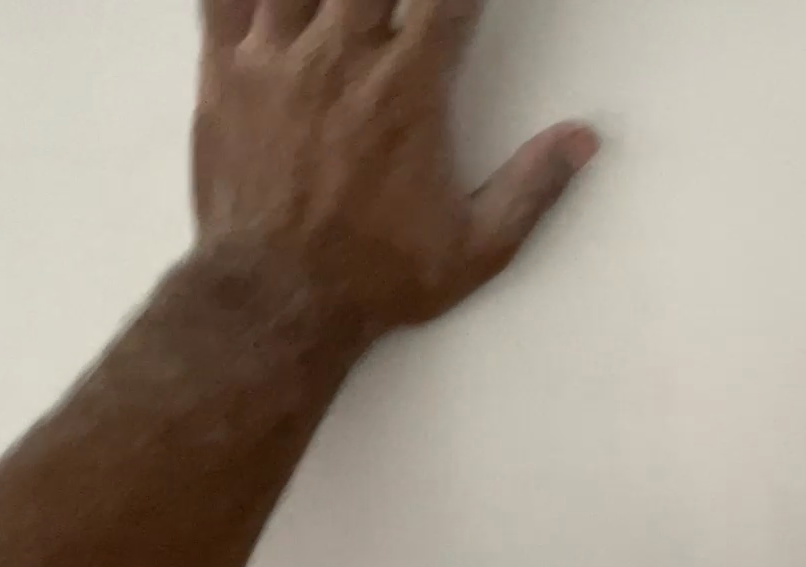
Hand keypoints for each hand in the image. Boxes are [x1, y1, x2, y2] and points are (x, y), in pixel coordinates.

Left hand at [192, 0, 598, 328]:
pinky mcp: (222, 66)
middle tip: (420, 8)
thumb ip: (533, 187)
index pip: (446, 2)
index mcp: (408, 93)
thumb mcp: (481, 247)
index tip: (473, 2)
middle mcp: (341, 56)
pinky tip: (284, 1)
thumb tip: (584, 139)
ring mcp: (273, 54)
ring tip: (362, 4)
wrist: (284, 298)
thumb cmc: (387, 275)